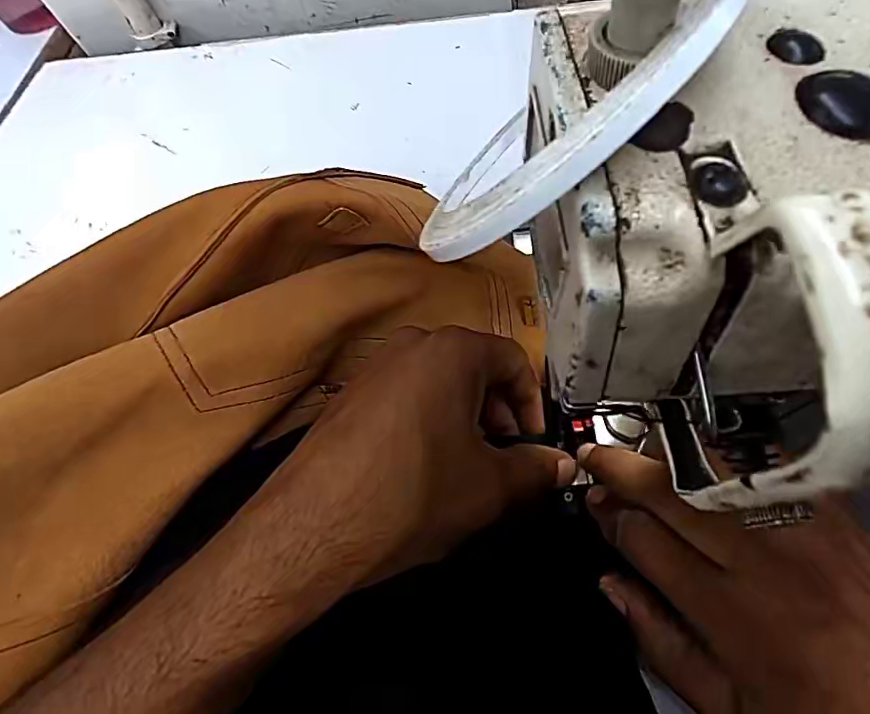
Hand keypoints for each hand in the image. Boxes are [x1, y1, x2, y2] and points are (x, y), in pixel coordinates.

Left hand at [252, 326, 575, 586]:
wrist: (312, 526)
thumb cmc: (409, 494)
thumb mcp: (488, 487)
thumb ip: (534, 470)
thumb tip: (557, 465)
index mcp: (453, 351)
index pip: (514, 360)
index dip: (532, 404)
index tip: (534, 441)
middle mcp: (413, 345)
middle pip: (475, 368)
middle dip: (498, 413)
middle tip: (506, 457)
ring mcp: (377, 367)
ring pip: (439, 382)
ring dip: (464, 419)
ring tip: (466, 469)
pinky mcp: (350, 394)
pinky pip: (405, 395)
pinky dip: (427, 422)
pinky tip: (422, 470)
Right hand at [580, 444, 869, 713]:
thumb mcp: (737, 711)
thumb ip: (665, 644)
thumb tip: (617, 592)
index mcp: (734, 613)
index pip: (645, 538)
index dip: (609, 518)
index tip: (596, 509)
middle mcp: (764, 556)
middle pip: (669, 487)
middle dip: (621, 464)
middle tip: (597, 459)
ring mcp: (800, 523)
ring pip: (710, 464)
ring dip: (664, 452)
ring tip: (639, 454)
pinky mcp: (831, 507)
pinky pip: (761, 465)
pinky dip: (724, 459)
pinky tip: (707, 464)